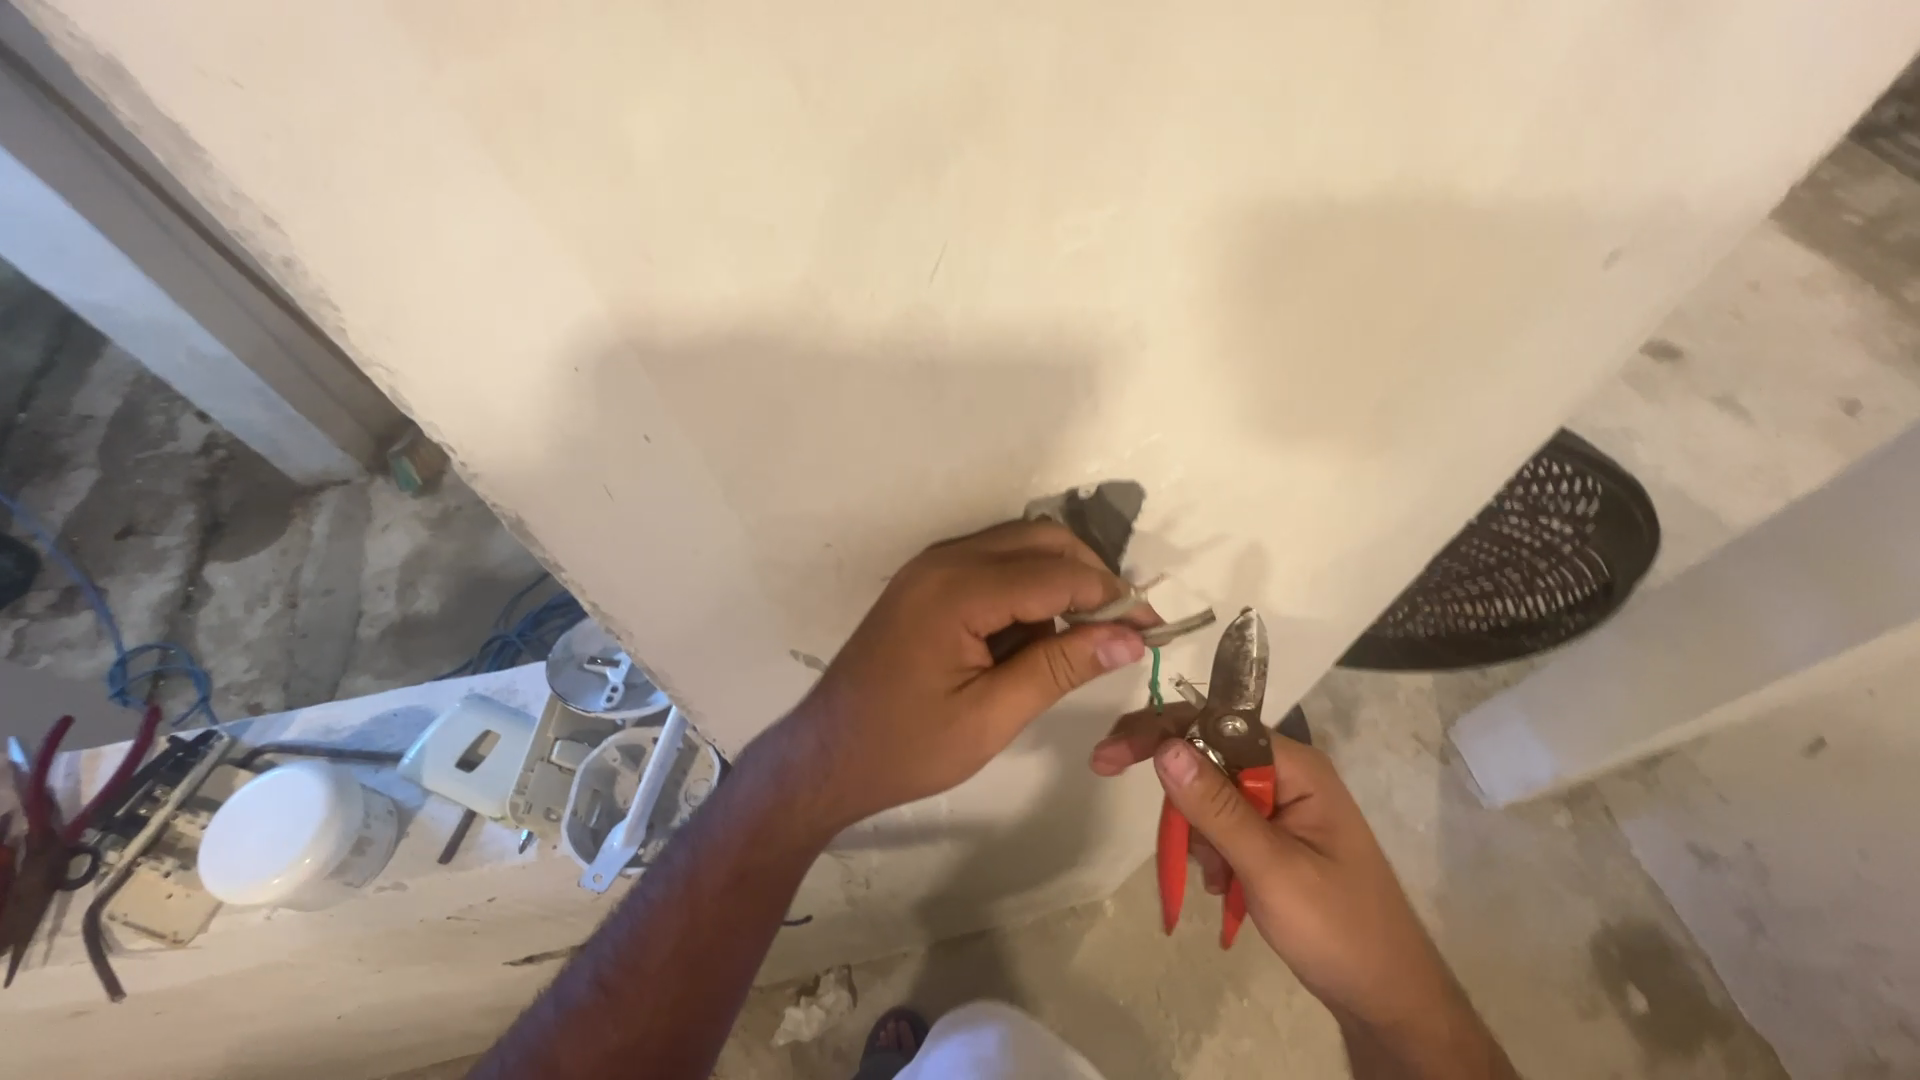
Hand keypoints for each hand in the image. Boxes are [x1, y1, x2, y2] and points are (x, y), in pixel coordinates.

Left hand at [782, 521, 1154, 829]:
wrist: (826, 756)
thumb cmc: (906, 746)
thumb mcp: (991, 716)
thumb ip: (1060, 668)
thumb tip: (1131, 637)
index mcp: (957, 590)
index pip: (1057, 573)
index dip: (1112, 597)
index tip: (1153, 628)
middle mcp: (943, 560)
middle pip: (1040, 540)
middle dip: (1089, 578)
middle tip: (1120, 631)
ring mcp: (930, 567)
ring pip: (1018, 547)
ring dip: (1058, 582)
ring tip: (1076, 643)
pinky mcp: (926, 583)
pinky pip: (993, 565)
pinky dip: (1025, 591)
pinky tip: (1031, 640)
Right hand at [1089, 706, 1469, 1033]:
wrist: (1387, 999)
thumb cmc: (1337, 930)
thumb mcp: (1271, 868)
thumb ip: (1217, 807)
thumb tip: (1165, 747)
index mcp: (1296, 767)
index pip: (1214, 724)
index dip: (1159, 733)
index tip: (1107, 758)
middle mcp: (1288, 775)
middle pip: (1208, 756)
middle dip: (1181, 797)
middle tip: (1164, 837)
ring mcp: (1284, 806)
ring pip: (1211, 795)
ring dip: (1198, 833)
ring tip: (1217, 880)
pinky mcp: (1276, 836)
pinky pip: (1224, 824)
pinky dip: (1211, 850)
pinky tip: (1223, 885)